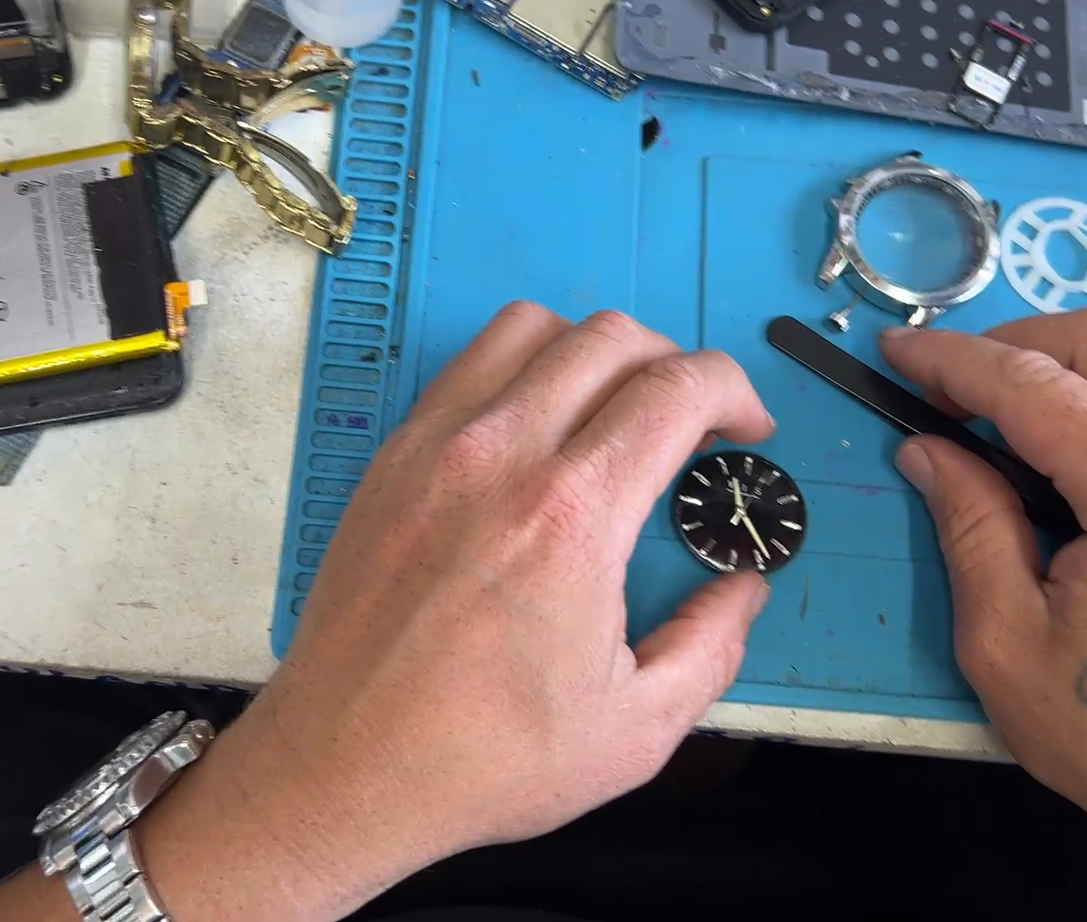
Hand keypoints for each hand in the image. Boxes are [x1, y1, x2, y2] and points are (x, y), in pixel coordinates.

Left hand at [135, 303, 774, 920]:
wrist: (342, 760)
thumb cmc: (479, 756)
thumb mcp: (633, 730)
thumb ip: (711, 645)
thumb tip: (743, 587)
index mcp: (573, 515)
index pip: (676, 388)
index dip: (733, 389)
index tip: (744, 425)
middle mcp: (502, 454)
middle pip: (611, 337)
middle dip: (674, 362)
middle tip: (686, 420)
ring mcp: (437, 441)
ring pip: (533, 326)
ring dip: (592, 348)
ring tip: (609, 404)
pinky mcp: (395, 451)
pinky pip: (468, 362)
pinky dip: (521, 363)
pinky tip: (532, 420)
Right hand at [880, 307, 1086, 920]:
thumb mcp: (1001, 635)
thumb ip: (967, 520)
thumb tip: (925, 446)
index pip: (1034, 386)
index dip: (949, 359)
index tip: (894, 350)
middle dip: (1008, 343)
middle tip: (945, 384)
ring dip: (1069, 354)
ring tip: (1006, 398)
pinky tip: (1083, 422)